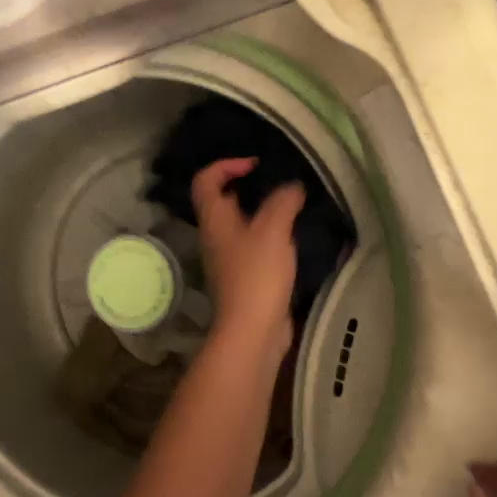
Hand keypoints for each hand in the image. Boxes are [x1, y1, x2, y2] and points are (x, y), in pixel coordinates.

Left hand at [190, 157, 304, 357]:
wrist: (253, 331)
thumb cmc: (256, 274)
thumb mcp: (273, 230)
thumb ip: (283, 202)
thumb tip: (292, 186)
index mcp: (214, 218)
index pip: (205, 180)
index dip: (225, 165)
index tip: (254, 165)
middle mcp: (214, 235)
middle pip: (221, 200)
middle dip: (245, 186)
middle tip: (276, 182)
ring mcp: (227, 257)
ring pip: (238, 224)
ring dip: (260, 212)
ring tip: (289, 207)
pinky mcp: (242, 276)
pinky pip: (251, 245)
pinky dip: (267, 235)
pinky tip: (291, 238)